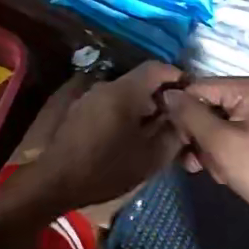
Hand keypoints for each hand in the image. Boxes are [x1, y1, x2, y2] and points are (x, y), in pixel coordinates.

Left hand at [5, 62, 184, 219]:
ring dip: (142, 107)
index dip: (177, 76)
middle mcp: (105, 86)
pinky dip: (125, 113)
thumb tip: (184, 118)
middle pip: (140, 82)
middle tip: (177, 120)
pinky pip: (110, 104)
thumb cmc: (106, 168)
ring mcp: (89, 97)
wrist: (56, 181)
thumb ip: (173, 134)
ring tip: (156, 131)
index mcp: (124, 90)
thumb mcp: (150, 157)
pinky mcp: (79, 110)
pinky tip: (130, 136)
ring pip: (125, 94)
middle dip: (161, 98)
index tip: (192, 95)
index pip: (157, 68)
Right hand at [162, 77, 248, 237]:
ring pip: (226, 126)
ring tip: (222, 174)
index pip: (201, 87)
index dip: (183, 112)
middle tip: (199, 164)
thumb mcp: (221, 144)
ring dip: (215, 150)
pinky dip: (233, 154)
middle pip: (214, 106)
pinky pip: (243, 138)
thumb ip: (190, 115)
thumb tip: (167, 94)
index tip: (178, 142)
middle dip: (202, 136)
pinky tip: (233, 176)